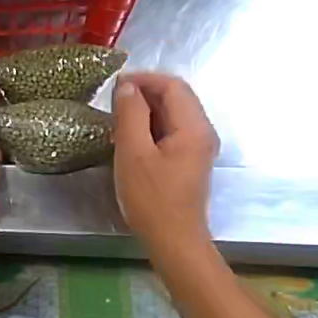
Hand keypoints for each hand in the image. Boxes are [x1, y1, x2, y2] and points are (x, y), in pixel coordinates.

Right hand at [112, 73, 219, 265]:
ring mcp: (198, 147)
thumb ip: (130, 115)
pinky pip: (172, 130)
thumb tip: (127, 87)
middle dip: (145, 92)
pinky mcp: (189, 160)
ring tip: (118, 118)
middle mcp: (203, 132)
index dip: (145, 79)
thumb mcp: (133, 153)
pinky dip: (151, 125)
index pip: (173, 86)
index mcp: (194, 127)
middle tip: (114, 100)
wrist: (173, 239)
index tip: (116, 84)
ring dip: (146, 109)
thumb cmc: (151, 198)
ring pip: (174, 113)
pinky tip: (130, 137)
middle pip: (177, 97)